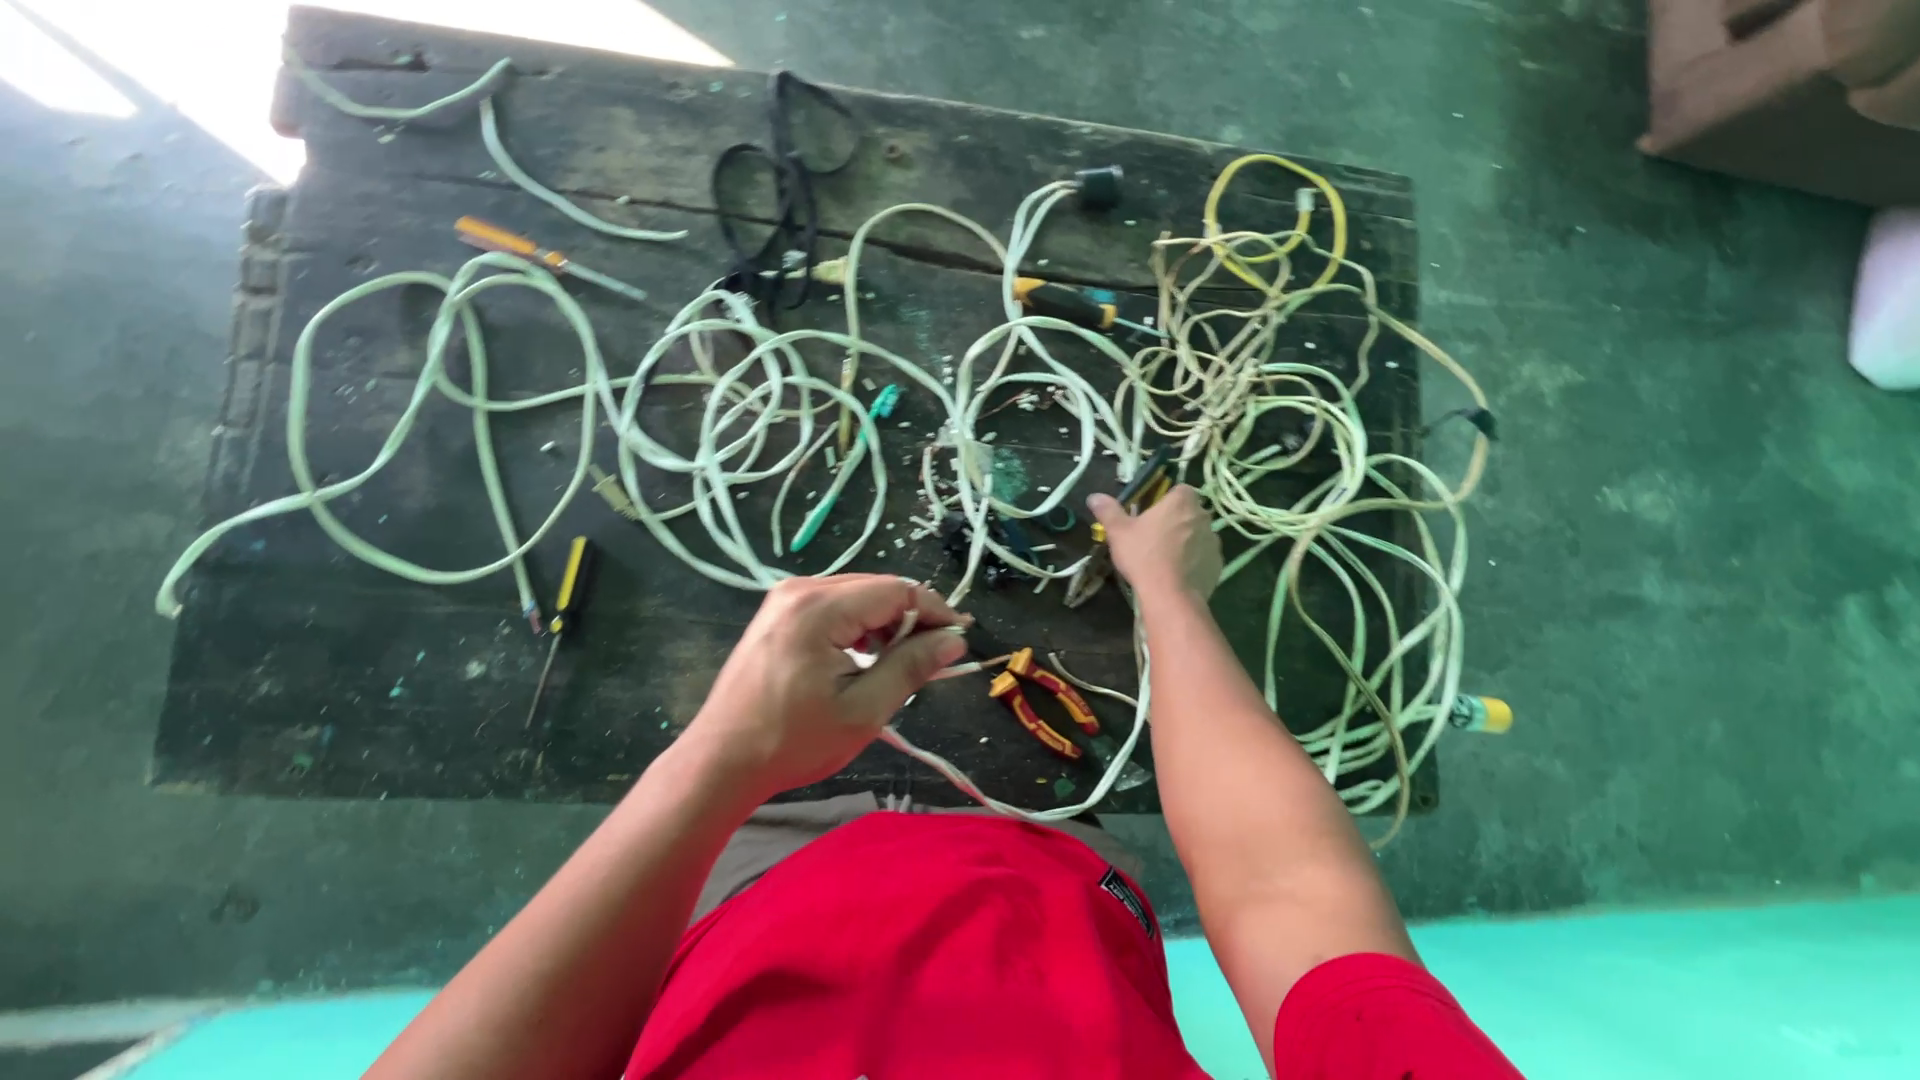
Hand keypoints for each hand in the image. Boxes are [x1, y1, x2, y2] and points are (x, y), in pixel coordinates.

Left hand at [684, 574, 968, 798]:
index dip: (935, 611)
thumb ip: (911, 667)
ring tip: (902, 661)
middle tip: (936, 655)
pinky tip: (865, 656)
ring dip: (886, 622)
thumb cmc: (792, 742)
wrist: (721, 761)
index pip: (897, 590)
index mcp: (819, 608)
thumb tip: (953, 640)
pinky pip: (834, 606)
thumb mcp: (863, 711)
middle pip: (877, 587)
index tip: (962, 638)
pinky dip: (859, 625)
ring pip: (857, 595)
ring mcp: (784, 599)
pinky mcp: (777, 614)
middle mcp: (800, 590)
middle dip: (912, 617)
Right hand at [1087, 484, 1221, 602]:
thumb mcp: (1118, 532)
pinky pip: (1205, 555)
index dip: (1167, 498)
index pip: (1181, 489)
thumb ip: (1108, 511)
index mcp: (1181, 502)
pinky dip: (1195, 560)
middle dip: (1176, 519)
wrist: (1170, 596)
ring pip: (1199, 534)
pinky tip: (1177, 573)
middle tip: (1155, 535)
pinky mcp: (1218, 563)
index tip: (1153, 512)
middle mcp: (1203, 516)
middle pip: (1190, 511)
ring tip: (1166, 557)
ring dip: (1187, 540)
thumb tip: (1094, 497)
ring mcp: (1214, 541)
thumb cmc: (1143, 556)